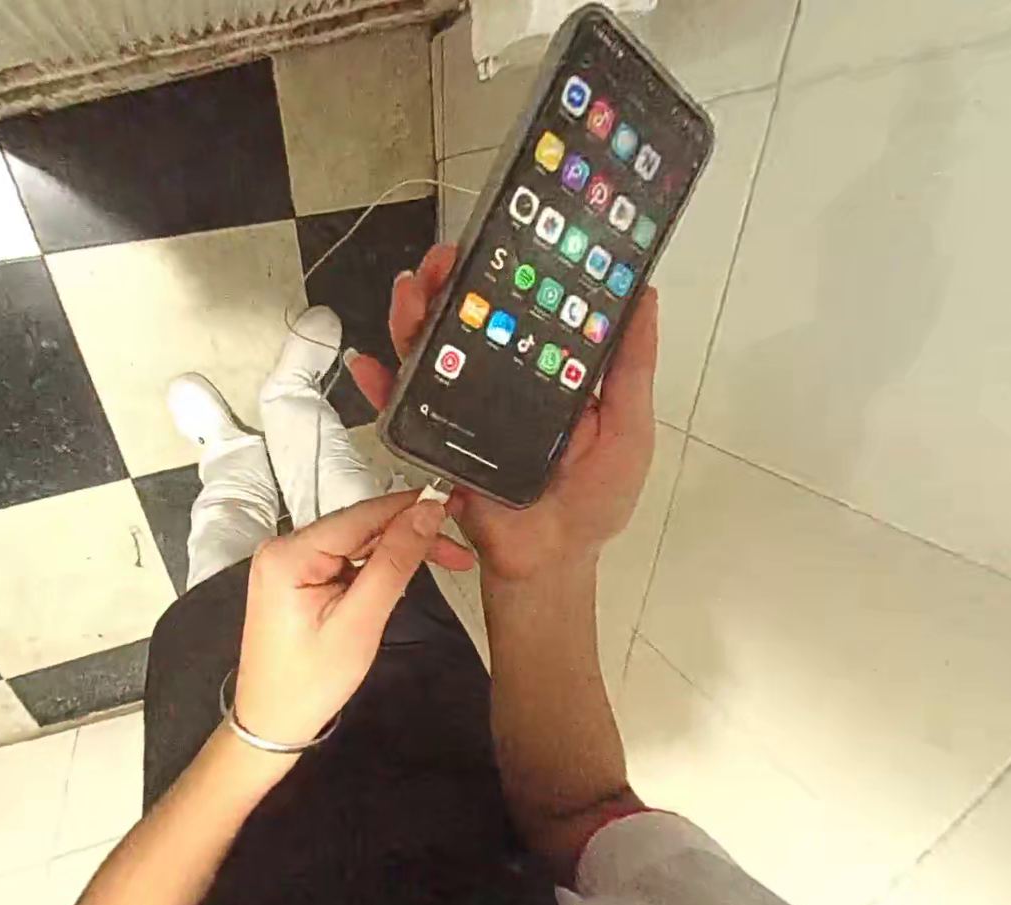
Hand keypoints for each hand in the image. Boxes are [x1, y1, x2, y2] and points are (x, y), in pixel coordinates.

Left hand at [234, 490, 456, 742]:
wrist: (271, 721)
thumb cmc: (310, 682)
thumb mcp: (360, 623)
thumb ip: (393, 563)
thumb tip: (425, 514)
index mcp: (289, 555)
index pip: (361, 515)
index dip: (410, 507)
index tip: (452, 504)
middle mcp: (282, 548)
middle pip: (360, 526)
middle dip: (410, 533)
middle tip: (457, 551)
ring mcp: (287, 561)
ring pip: (355, 541)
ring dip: (397, 550)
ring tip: (444, 560)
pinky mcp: (295, 576)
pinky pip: (343, 558)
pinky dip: (375, 566)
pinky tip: (403, 574)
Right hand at [347, 244, 661, 582]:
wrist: (547, 557)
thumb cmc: (593, 500)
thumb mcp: (628, 428)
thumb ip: (632, 369)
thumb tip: (643, 294)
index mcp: (538, 377)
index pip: (514, 316)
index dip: (503, 277)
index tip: (499, 242)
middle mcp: (494, 387)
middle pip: (462, 329)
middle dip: (446, 288)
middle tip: (442, 261)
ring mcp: (459, 415)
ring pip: (427, 358)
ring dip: (410, 320)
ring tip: (409, 290)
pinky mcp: (433, 444)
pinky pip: (401, 414)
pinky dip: (380, 388)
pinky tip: (366, 361)